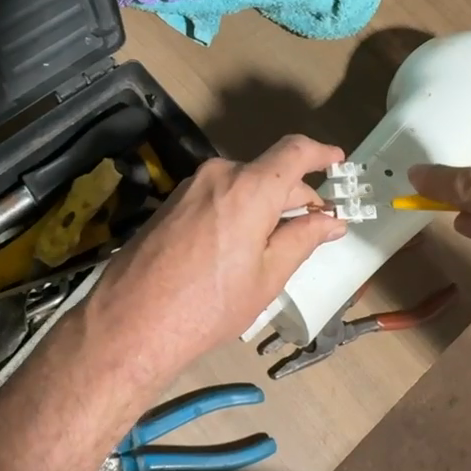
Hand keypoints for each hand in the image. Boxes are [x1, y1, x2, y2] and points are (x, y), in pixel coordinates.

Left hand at [92, 135, 347, 380]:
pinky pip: (217, 194)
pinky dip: (238, 208)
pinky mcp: (172, 201)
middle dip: (295, 194)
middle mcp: (219, 174)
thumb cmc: (209, 304)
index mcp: (249, 187)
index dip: (321, 152)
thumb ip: (302, 239)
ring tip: (277, 244)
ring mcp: (190, 186)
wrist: (132, 320)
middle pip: (268, 171)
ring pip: (242, 184)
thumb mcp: (267, 277)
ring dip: (265, 204)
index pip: (294, 151)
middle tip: (315, 226)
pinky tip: (239, 246)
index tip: (338, 160)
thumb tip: (332, 220)